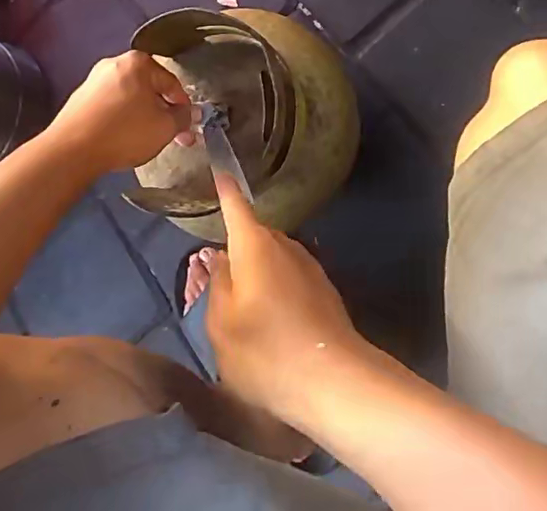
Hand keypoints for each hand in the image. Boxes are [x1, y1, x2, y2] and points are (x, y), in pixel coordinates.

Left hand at [44, 52, 194, 171]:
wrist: (69, 152)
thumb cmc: (125, 132)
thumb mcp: (165, 127)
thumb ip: (184, 117)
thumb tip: (191, 114)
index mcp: (138, 62)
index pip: (172, 83)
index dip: (184, 107)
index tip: (188, 127)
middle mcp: (114, 64)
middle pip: (150, 89)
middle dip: (163, 113)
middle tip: (172, 136)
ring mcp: (93, 82)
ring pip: (130, 98)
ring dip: (143, 116)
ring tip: (148, 140)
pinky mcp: (78, 101)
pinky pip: (110, 107)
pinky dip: (122, 120)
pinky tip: (124, 139)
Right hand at [203, 173, 369, 422]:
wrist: (331, 378)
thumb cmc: (266, 352)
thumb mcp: (222, 325)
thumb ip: (217, 285)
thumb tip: (219, 257)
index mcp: (256, 247)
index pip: (237, 208)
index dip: (227, 190)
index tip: (221, 169)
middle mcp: (285, 245)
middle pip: (254, 236)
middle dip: (237, 249)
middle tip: (215, 280)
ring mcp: (309, 265)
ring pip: (273, 258)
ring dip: (256, 273)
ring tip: (241, 310)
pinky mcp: (322, 287)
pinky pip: (289, 276)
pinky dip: (275, 288)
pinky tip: (269, 322)